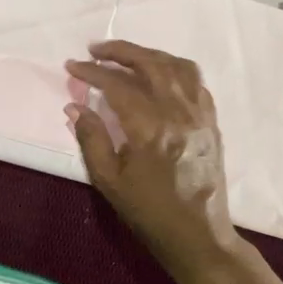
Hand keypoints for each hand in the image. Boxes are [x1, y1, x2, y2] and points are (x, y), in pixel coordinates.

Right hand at [65, 41, 240, 259]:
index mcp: (150, 129)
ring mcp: (200, 115)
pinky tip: (156, 73)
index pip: (117, 85)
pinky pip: (195, 81)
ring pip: (177, 66)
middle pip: (150, 64)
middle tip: (94, 50)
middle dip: (120, 51)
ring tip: (124, 56)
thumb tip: (75, 105)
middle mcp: (179, 114)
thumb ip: (90, 138)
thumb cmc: (147, 210)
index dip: (92, 72)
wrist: (197, 234)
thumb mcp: (108, 179)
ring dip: (148, 54)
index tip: (72, 66)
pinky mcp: (211, 121)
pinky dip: (172, 68)